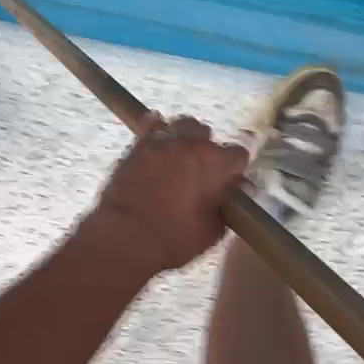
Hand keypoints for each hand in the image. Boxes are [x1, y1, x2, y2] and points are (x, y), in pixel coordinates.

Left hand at [91, 113, 250, 272]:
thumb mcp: (212, 231)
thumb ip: (225, 206)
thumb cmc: (174, 238)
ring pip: (179, 125)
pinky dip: (156, 133)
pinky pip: (151, 128)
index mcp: (215, 163)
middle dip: (206, 148)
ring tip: (177, 156)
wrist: (124, 235)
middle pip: (205, 133)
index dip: (235, 167)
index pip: (238, 153)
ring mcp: (161, 141)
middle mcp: (190, 143)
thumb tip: (233, 192)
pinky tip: (156, 145)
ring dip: (182, 138)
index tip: (231, 180)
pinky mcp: (137, 145)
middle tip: (200, 170)